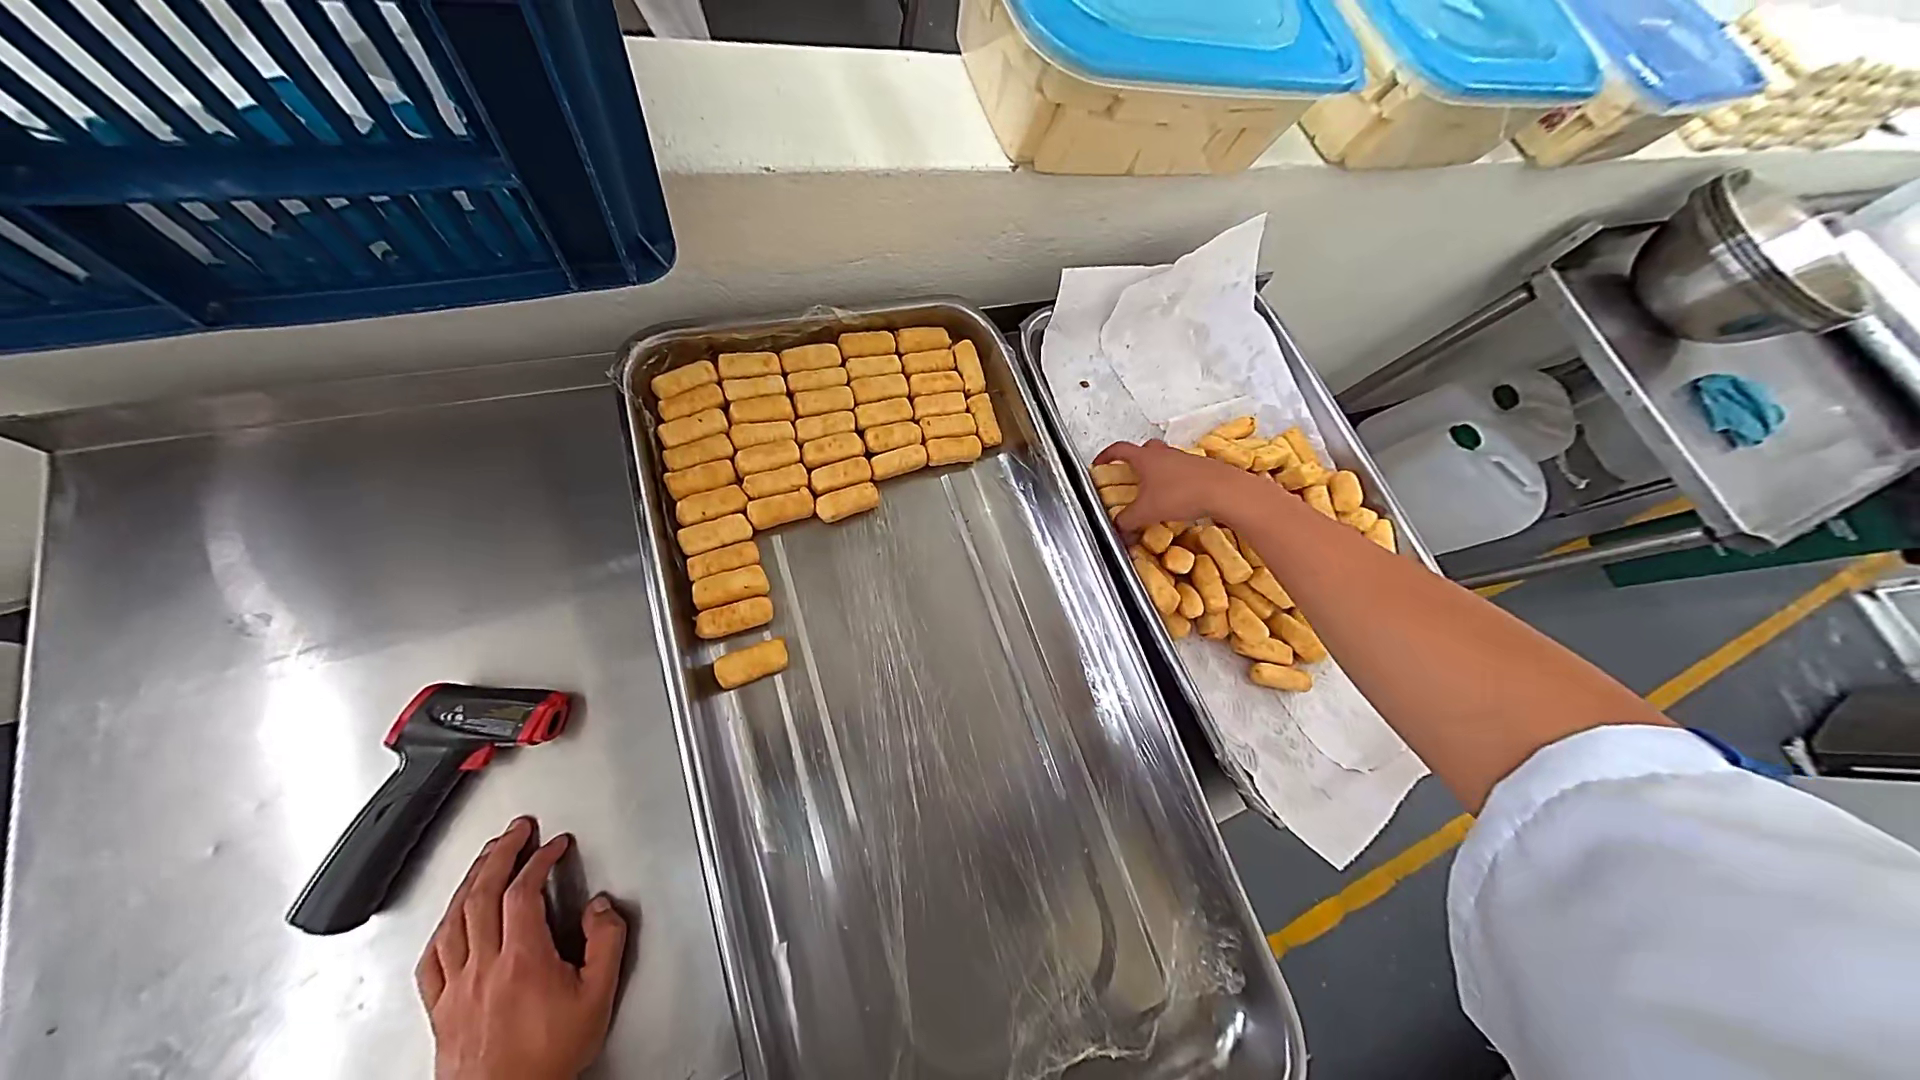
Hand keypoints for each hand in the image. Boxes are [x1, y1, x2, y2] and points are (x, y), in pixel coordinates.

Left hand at [416, 817, 630, 1079]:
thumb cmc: (550, 1059)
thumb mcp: (599, 996)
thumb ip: (607, 942)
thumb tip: (601, 907)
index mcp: (522, 962)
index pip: (523, 893)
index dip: (539, 860)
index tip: (555, 845)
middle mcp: (483, 970)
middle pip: (481, 895)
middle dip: (501, 853)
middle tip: (517, 830)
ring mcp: (456, 989)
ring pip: (453, 920)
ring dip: (471, 879)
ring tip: (488, 857)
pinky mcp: (440, 1009)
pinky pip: (431, 958)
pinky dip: (442, 926)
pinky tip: (451, 916)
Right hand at [1094, 440, 1263, 533]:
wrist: (1224, 491)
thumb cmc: (1180, 495)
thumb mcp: (1146, 513)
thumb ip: (1127, 520)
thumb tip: (1117, 527)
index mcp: (1145, 458)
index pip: (1119, 449)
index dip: (1106, 456)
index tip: (1099, 464)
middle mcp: (1164, 453)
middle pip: (1145, 449)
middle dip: (1135, 460)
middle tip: (1130, 475)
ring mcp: (1185, 458)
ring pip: (1165, 459)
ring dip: (1157, 470)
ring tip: (1154, 490)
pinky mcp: (1203, 468)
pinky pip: (1182, 470)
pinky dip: (1175, 480)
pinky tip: (1177, 498)